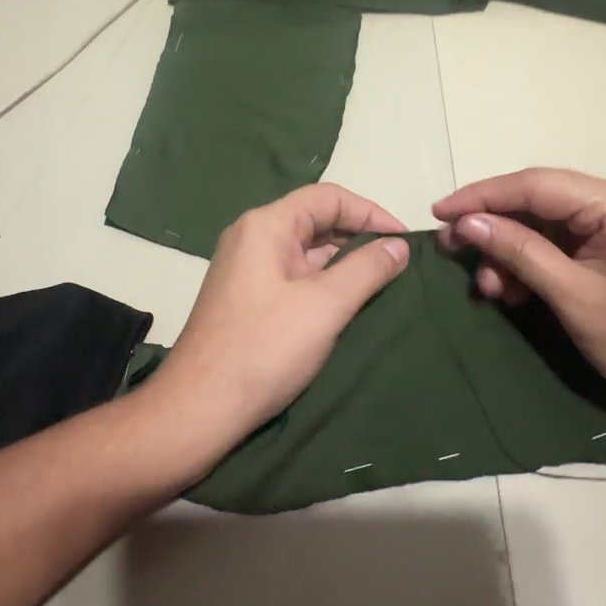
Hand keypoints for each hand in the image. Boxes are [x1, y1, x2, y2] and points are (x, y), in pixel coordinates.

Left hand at [143, 183, 410, 462]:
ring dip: (345, 264)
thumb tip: (399, 245)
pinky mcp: (248, 300)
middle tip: (401, 265)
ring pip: (307, 252)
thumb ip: (366, 269)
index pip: (328, 197)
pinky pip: (295, 277)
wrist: (200, 408)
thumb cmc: (264, 348)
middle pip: (316, 220)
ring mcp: (247, 270)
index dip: (371, 213)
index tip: (405, 241)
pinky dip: (326, 284)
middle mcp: (252, 238)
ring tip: (386, 285)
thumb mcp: (325, 305)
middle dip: (360, 238)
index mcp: (266, 226)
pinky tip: (351, 305)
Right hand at [432, 168, 605, 416]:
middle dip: (493, 226)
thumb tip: (467, 224)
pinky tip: (508, 290)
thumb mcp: (574, 297)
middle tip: (451, 248)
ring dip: (510, 251)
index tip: (440, 212)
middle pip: (540, 200)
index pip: (538, 185)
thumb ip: (519, 252)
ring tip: (485, 286)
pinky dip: (531, 264)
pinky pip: (560, 244)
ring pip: (545, 224)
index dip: (483, 196)